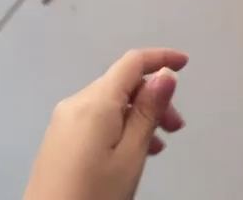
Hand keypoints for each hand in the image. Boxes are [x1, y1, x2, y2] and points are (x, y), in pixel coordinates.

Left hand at [23, 48, 187, 199]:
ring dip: (138, 115)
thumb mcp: (130, 156)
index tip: (185, 64)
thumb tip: (164, 73)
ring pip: (110, 104)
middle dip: (153, 98)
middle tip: (176, 128)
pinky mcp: (57, 141)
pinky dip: (119, 126)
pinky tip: (130, 153)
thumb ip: (148, 111)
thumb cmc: (94, 194)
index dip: (161, 57)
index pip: (132, 62)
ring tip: (158, 146)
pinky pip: (96, 120)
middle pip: (123, 84)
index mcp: (94, 101)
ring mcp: (63, 122)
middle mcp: (75, 103)